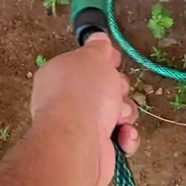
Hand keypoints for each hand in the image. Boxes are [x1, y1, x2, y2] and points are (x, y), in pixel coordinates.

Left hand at [29, 36, 139, 185]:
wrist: (78, 140)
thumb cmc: (83, 91)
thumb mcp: (92, 57)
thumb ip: (98, 47)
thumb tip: (98, 37)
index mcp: (60, 75)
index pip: (85, 63)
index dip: (104, 61)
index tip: (116, 60)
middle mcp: (68, 100)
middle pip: (106, 87)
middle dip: (118, 88)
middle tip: (118, 90)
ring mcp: (81, 126)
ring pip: (117, 112)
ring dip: (125, 112)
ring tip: (119, 117)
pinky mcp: (96, 149)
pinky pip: (120, 136)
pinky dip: (125, 136)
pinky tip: (123, 135)